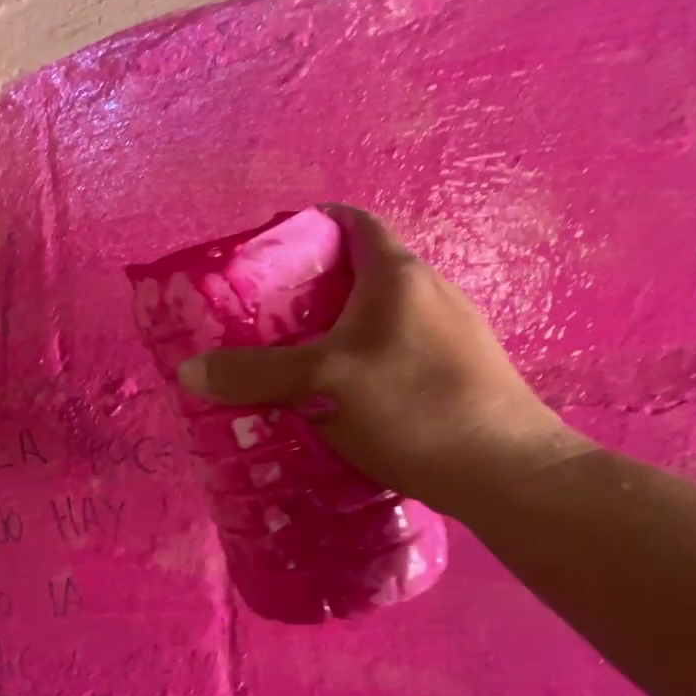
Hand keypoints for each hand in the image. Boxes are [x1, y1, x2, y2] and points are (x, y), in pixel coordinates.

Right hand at [178, 205, 592, 514]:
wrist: (507, 472)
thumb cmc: (412, 408)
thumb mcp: (320, 386)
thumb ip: (253, 374)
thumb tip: (188, 370)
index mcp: (397, 274)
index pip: (350, 223)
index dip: (307, 227)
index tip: (266, 255)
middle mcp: (429, 290)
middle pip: (358, 272)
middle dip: (308, 289)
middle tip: (261, 319)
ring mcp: (451, 331)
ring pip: (377, 315)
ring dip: (334, 329)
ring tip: (290, 362)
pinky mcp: (460, 370)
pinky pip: (395, 348)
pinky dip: (360, 359)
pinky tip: (338, 398)